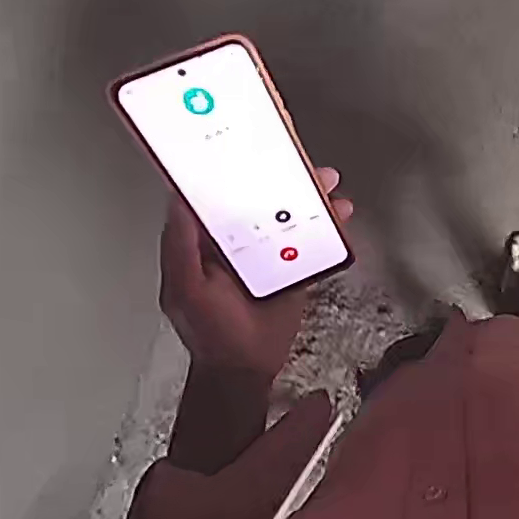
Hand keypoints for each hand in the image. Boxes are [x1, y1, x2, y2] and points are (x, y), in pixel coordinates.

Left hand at [159, 167, 353, 381]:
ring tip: (326, 184)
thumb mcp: (186, 288)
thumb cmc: (210, 330)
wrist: (245, 368)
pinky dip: (329, 227)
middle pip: (261, 200)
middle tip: (297, 162)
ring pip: (290, 216)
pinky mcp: (294, 268)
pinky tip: (340, 215)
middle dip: (281, 180)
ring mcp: (269, 255)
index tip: (243, 150)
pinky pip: (312, 242)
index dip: (229, 173)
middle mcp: (239, 243)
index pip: (218, 197)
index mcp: (207, 242)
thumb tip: (178, 202)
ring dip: (311, 199)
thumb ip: (181, 246)